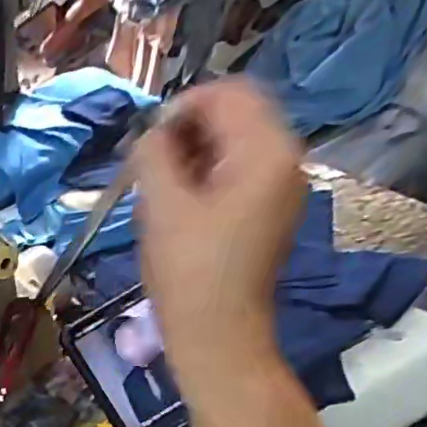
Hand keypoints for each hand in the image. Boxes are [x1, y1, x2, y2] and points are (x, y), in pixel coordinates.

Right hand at [131, 78, 304, 375]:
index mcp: (266, 151)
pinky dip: (202, 182)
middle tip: (144, 170)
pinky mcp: (266, 214)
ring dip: (189, 160)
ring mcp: (279, 189)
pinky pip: (234, 178)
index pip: (228, 94)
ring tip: (155, 194)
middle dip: (184, 135)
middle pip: (233, 119)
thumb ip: (153, 158)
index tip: (142, 140)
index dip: (180, 107)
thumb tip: (149, 134)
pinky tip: (175, 211)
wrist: (216, 332)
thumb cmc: (188, 271)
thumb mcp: (161, 209)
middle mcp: (284, 161)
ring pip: (231, 149)